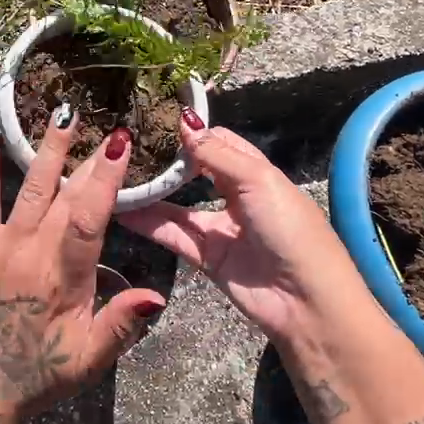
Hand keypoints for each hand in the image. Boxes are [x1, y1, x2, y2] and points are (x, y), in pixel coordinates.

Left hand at [0, 109, 166, 417]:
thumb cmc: (41, 373)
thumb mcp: (89, 360)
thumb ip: (122, 324)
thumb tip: (159, 294)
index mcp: (64, 277)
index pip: (89, 216)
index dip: (106, 178)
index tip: (121, 144)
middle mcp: (32, 251)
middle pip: (64, 195)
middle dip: (89, 159)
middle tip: (108, 127)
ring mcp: (2, 244)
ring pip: (28, 187)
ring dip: (47, 150)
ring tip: (62, 113)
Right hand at [119, 112, 361, 341]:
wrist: (307, 303)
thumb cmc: (290, 228)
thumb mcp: (257, 180)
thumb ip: (216, 153)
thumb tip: (184, 120)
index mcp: (256, 173)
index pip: (218, 142)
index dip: (192, 132)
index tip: (157, 121)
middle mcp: (236, 196)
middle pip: (194, 171)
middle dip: (165, 160)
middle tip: (130, 147)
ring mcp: (220, 228)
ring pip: (178, 205)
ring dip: (151, 193)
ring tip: (116, 177)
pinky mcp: (206, 257)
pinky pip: (172, 234)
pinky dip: (148, 223)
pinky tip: (122, 210)